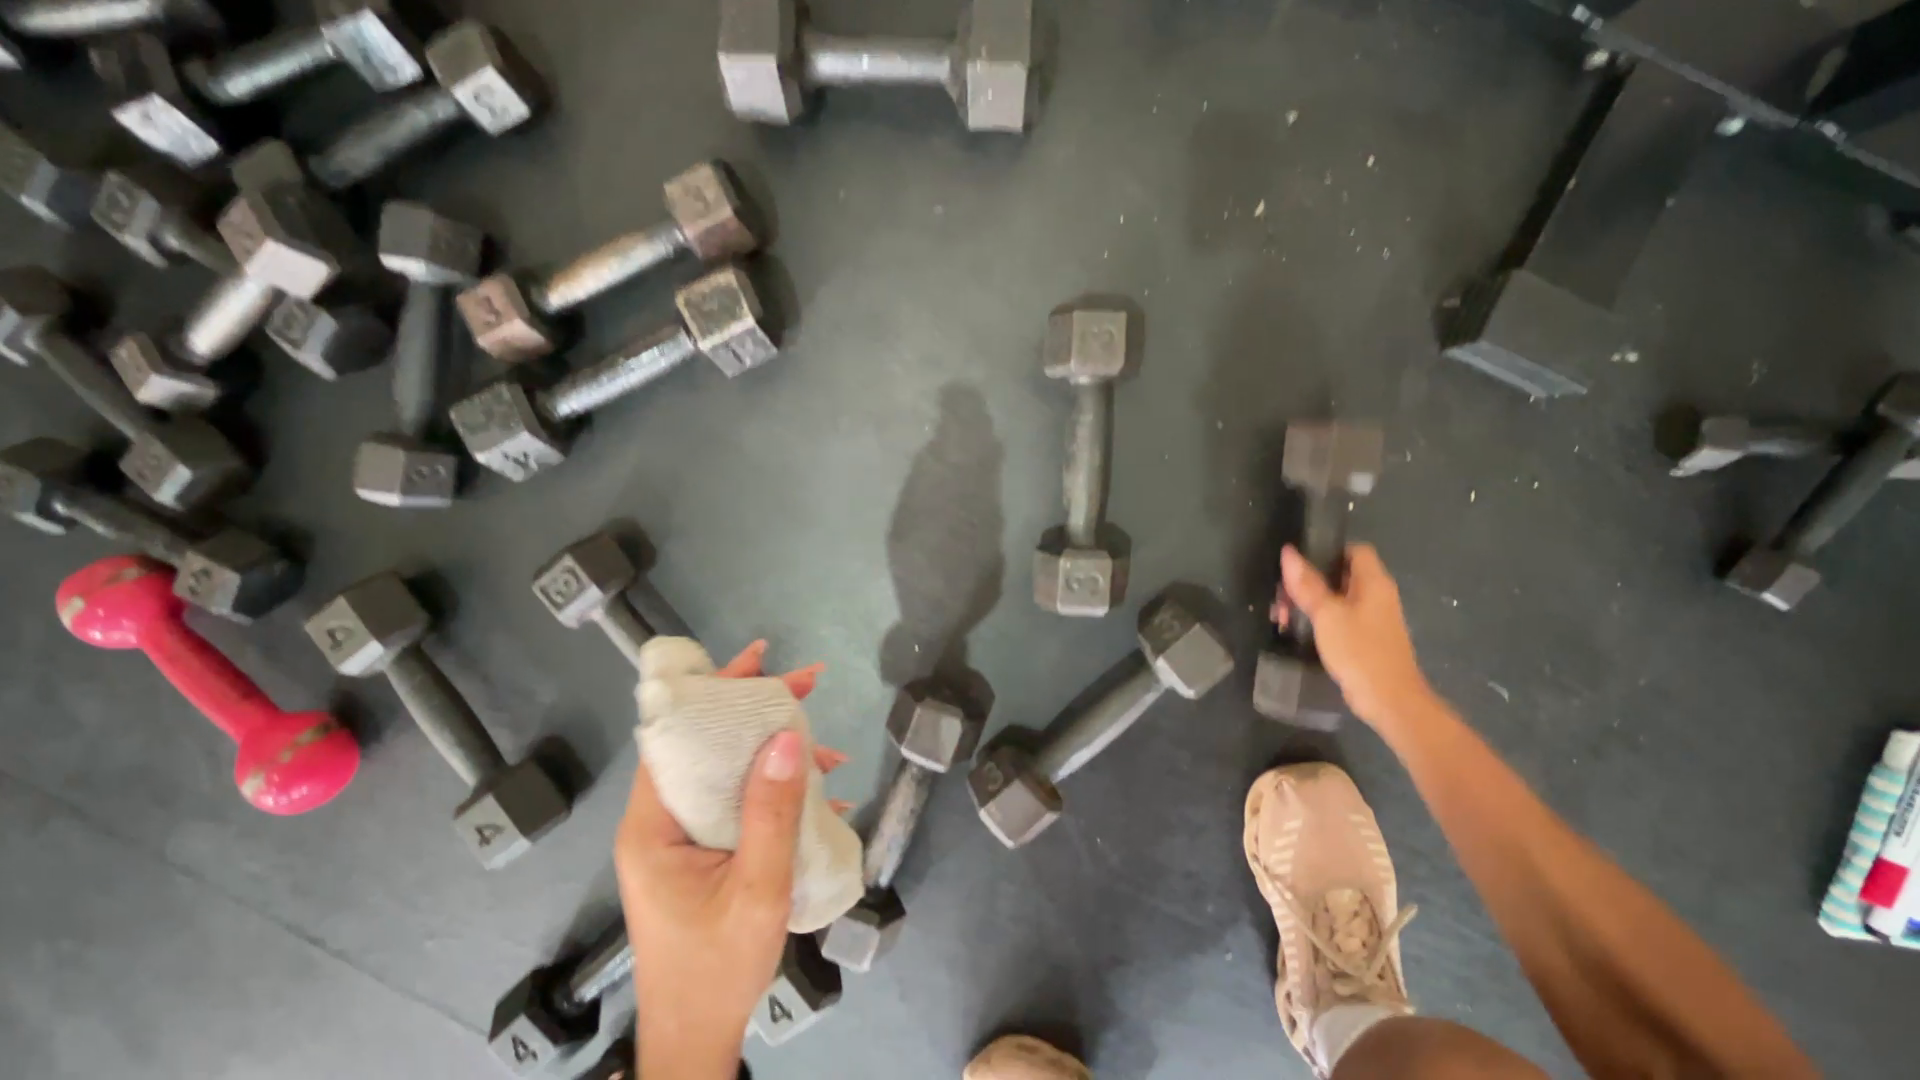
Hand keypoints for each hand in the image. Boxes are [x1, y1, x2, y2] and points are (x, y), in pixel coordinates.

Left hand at [614, 642, 846, 1078]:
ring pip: (726, 778)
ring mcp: (679, 845)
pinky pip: (737, 810)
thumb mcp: (757, 890)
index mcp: (653, 826)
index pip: (677, 737)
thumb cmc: (718, 969)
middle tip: (807, 688)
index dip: (716, 692)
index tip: (760, 660)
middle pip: (705, 750)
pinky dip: (776, 797)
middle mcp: (659, 826)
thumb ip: (772, 813)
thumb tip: (786, 738)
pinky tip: (822, 798)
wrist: (697, 1040)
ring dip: (776, 760)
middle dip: (758, 716)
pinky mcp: (701, 861)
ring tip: (830, 751)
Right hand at [1273, 544, 1436, 730]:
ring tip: (1282, 617)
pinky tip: (1296, 631)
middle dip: (1308, 582)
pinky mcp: (1364, 639)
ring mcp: (1372, 619)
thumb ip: (1308, 584)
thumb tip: (1289, 553)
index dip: (1328, 550)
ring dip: (1308, 603)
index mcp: (1374, 583)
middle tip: (1281, 596)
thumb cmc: (1359, 651)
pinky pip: (1338, 619)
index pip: (1355, 550)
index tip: (1298, 562)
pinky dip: (1318, 621)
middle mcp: (1377, 596)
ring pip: (1336, 599)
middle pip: (1340, 575)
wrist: (1388, 699)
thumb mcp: (1327, 615)